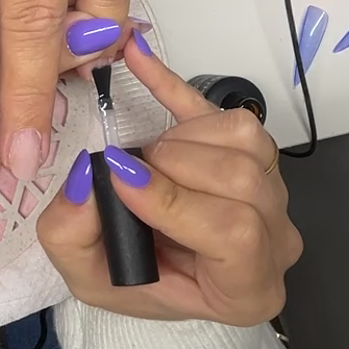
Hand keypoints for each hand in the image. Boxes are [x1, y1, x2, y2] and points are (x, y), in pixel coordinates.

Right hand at [38, 46, 303, 325]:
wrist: (151, 266)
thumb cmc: (130, 279)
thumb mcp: (85, 276)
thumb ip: (73, 233)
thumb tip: (88, 173)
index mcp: (247, 289)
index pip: (235, 235)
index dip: (175, 200)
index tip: (121, 179)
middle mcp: (274, 239)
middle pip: (240, 179)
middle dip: (171, 164)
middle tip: (126, 170)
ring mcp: (272, 191)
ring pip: (244, 138)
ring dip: (180, 136)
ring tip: (145, 154)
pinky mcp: (249, 148)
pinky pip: (222, 107)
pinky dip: (175, 83)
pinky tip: (137, 59)